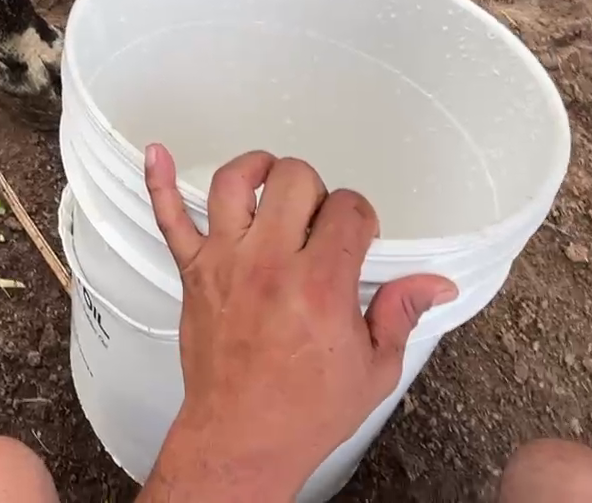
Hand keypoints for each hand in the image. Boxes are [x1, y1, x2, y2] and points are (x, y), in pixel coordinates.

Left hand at [137, 145, 456, 498]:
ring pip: (233, 183)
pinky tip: (158, 154)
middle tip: (315, 217)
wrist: (242, 437)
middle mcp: (270, 263)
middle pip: (293, 179)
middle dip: (313, 188)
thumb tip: (433, 285)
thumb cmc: (302, 409)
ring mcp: (225, 261)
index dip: (359, 214)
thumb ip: (400, 314)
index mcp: (320, 285)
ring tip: (268, 178)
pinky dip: (160, 183)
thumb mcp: (372, 369)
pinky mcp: (192, 270)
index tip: (357, 231)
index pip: (347, 209)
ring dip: (254, 169)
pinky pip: (169, 217)